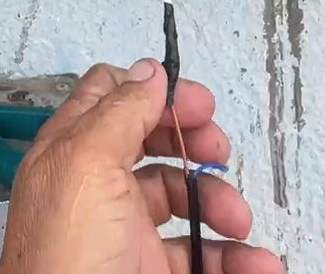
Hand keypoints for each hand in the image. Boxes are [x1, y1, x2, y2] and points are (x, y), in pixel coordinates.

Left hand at [0, 60, 282, 273]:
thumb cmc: (67, 254)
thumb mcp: (88, 163)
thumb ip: (120, 111)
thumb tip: (149, 70)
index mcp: (74, 149)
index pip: (110, 97)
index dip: (154, 90)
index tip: (196, 102)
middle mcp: (98, 186)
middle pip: (152, 143)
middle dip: (193, 142)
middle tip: (221, 150)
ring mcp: (125, 234)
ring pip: (183, 202)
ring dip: (222, 204)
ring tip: (240, 219)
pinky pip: (201, 259)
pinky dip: (234, 260)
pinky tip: (258, 263)